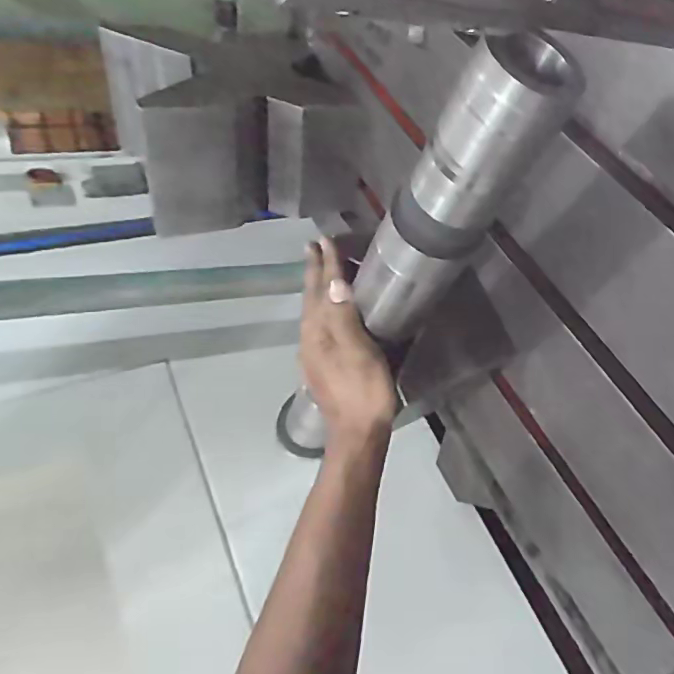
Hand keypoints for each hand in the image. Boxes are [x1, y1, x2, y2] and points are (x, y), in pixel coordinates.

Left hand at [300, 236, 396, 443]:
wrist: (357, 433)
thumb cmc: (364, 392)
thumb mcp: (359, 353)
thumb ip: (345, 319)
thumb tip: (334, 283)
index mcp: (318, 334)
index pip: (320, 290)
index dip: (325, 266)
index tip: (324, 240)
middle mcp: (310, 340)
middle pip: (310, 299)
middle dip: (313, 272)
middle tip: (314, 248)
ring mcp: (315, 354)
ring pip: (312, 312)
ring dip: (316, 288)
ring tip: (321, 271)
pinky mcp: (323, 365)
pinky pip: (320, 325)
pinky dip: (323, 307)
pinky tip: (330, 311)